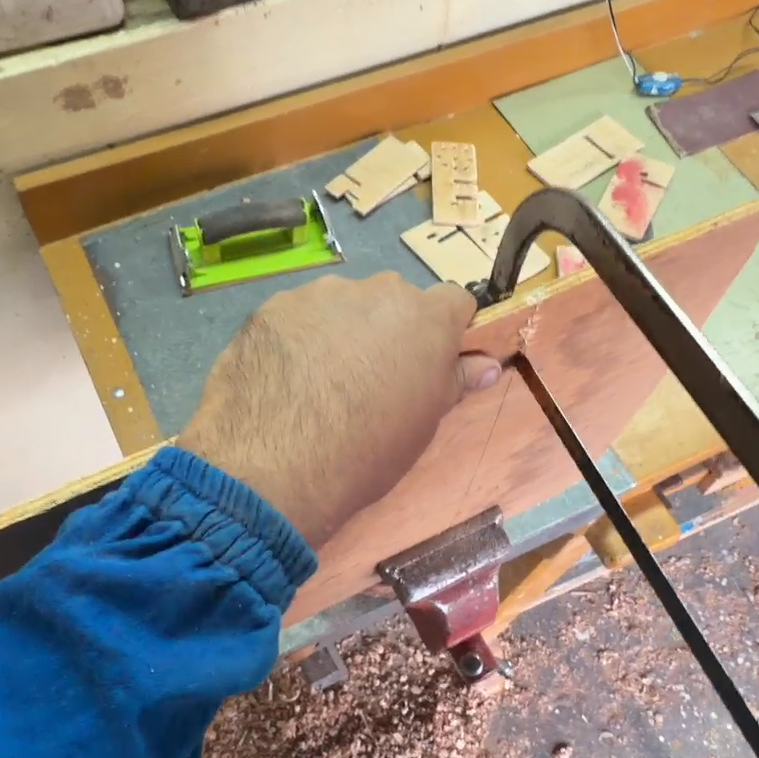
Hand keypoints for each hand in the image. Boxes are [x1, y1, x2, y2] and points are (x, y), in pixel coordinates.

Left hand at [178, 272, 499, 548]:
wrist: (273, 466)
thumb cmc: (365, 453)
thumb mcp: (420, 426)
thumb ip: (452, 384)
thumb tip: (486, 365)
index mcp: (425, 318)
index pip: (453, 302)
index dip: (444, 332)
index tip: (429, 363)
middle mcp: (376, 291)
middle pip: (394, 301)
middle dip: (388, 331)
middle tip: (369, 381)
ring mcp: (319, 294)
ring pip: (342, 306)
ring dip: (340, 332)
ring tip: (318, 384)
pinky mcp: (272, 307)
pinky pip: (297, 317)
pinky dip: (297, 339)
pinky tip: (284, 380)